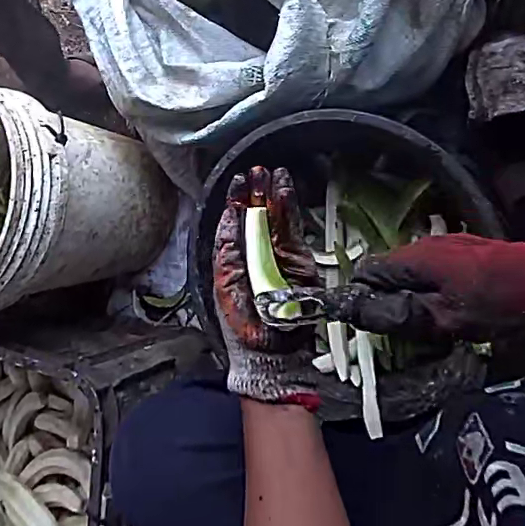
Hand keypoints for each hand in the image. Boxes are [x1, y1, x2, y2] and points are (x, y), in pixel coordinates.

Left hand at [213, 167, 322, 407]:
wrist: (273, 353)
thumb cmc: (244, 327)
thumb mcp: (225, 285)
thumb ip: (227, 249)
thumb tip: (227, 217)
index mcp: (234, 258)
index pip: (235, 222)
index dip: (237, 200)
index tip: (238, 182)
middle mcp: (256, 253)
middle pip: (256, 216)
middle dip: (255, 193)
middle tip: (255, 172)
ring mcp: (279, 255)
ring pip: (275, 218)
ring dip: (272, 195)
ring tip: (270, 174)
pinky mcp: (299, 260)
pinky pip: (293, 229)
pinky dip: (289, 208)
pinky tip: (284, 191)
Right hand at [336, 234, 524, 341]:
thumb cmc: (498, 305)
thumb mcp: (447, 319)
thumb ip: (402, 314)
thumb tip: (358, 310)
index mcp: (414, 257)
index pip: (367, 271)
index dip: (361, 297)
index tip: (368, 324)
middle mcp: (424, 244)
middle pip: (389, 272)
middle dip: (388, 299)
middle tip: (400, 332)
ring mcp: (447, 245)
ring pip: (413, 272)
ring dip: (412, 296)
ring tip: (425, 325)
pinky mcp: (466, 251)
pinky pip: (434, 270)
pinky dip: (432, 289)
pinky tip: (448, 309)